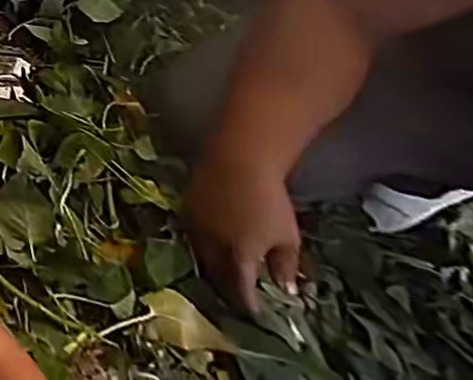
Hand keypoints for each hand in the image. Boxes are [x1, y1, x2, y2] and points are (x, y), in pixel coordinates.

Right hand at [186, 153, 299, 309]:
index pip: (239, 287)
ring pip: (197, 252)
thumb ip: (285, 266)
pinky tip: (208, 243)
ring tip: (220, 270)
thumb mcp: (287, 237)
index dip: (246, 303)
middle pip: (214, 271)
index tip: (254, 312)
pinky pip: (189, 233)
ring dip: (209, 264)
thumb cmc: (269, 201)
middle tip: (235, 293)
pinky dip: (199, 243)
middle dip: (225, 285)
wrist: (239, 160)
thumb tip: (285, 290)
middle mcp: (211, 241)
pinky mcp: (185, 205)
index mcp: (238, 253)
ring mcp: (195, 222)